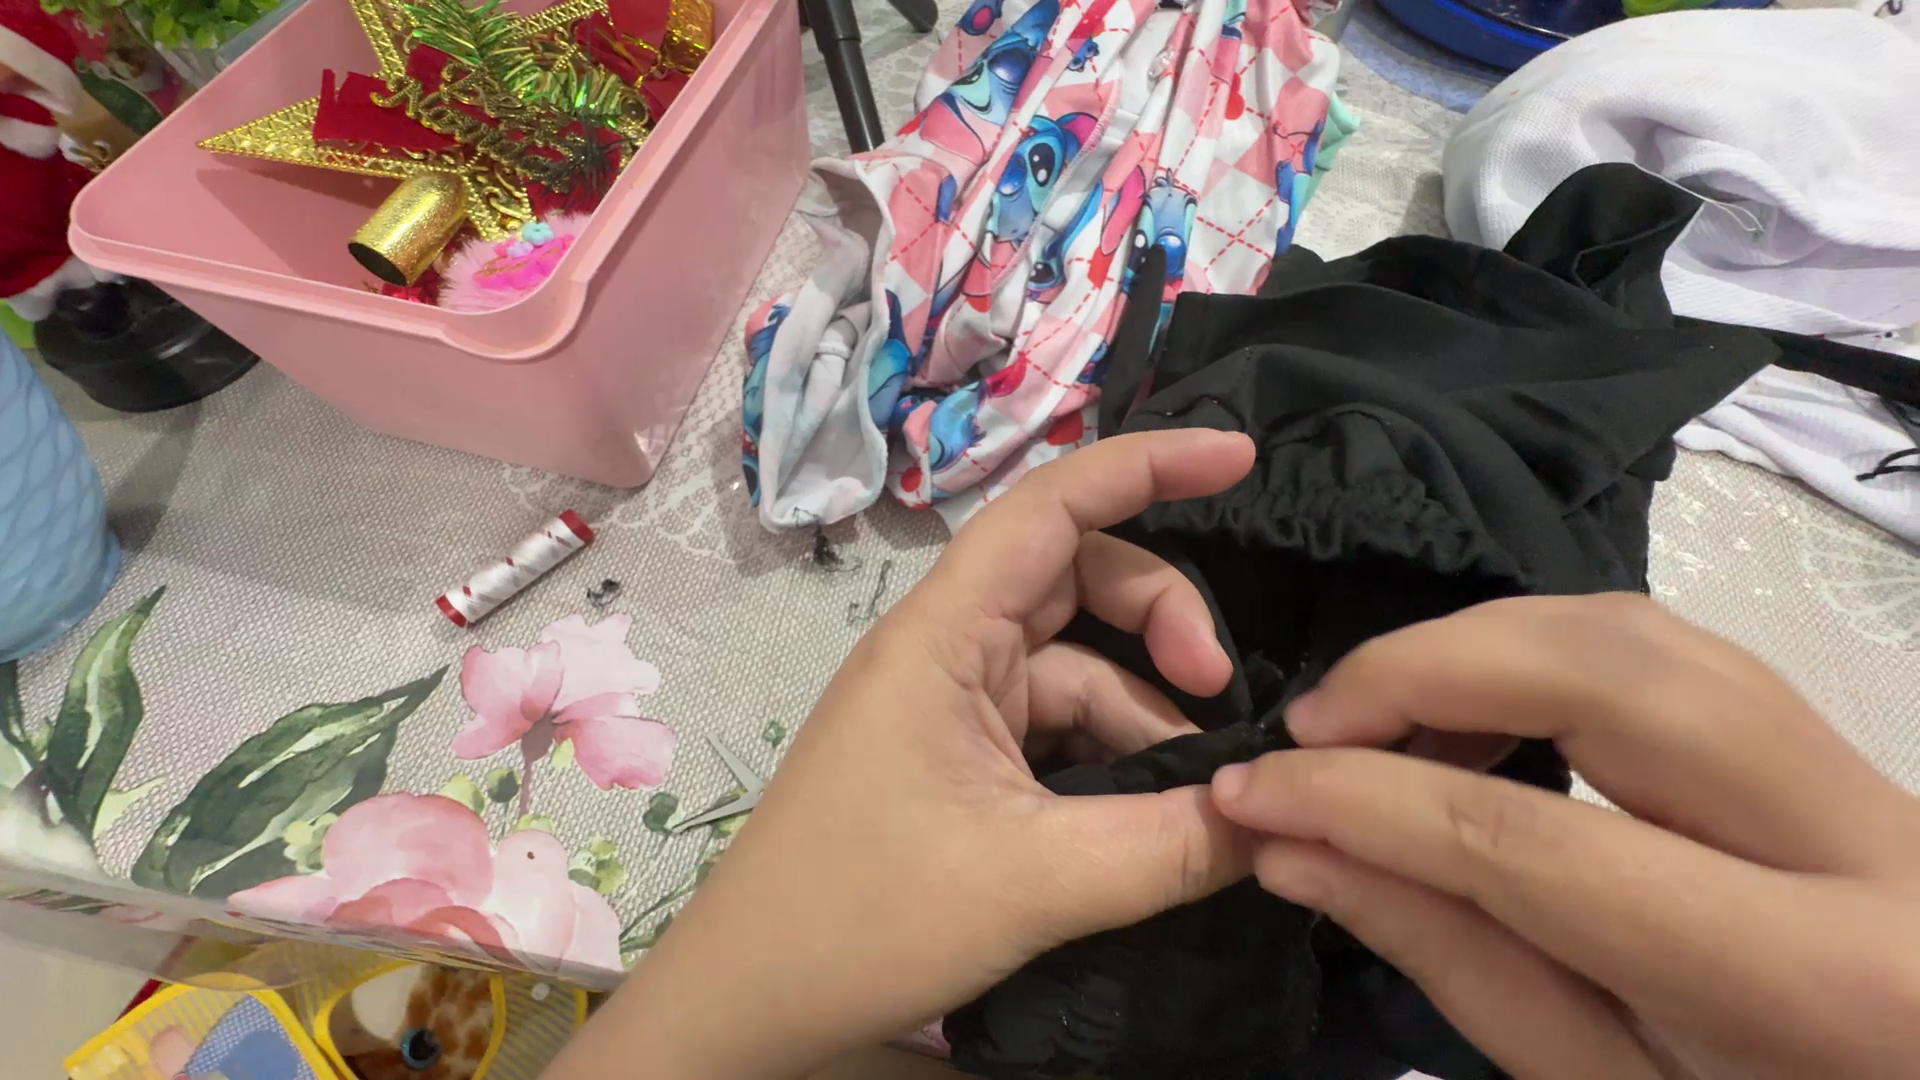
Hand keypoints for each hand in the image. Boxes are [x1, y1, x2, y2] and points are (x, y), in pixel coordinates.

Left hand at [545, 429, 1258, 1079]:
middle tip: (1223, 692)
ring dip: (1144, 702)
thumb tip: (1273, 816)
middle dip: (1162, 616)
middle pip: (1078, 576)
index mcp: (944, 631)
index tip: (1237, 456)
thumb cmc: (863, 919)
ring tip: (1200, 779)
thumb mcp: (1032, 881)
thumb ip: (1165, 846)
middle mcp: (949, 640)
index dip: (1145, 465)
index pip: (1050, 508)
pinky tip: (1151, 803)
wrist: (754, 993)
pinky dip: (1110, 745)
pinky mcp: (961, 742)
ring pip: (1076, 657)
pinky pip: (1056, 715)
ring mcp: (954, 690)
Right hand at [1210, 594, 1919, 1079]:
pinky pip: (1638, 639)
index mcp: (1819, 986)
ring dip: (1459, 647)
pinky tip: (1456, 709)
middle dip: (1415, 673)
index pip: (1522, 841)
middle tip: (1313, 723)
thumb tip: (1285, 848)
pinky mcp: (1811, 730)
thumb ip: (1435, 949)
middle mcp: (1873, 844)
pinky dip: (1511, 649)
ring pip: (1619, 628)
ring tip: (1370, 713)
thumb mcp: (1585, 1078)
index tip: (1248, 785)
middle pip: (1596, 672)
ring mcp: (1855, 766)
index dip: (1357, 798)